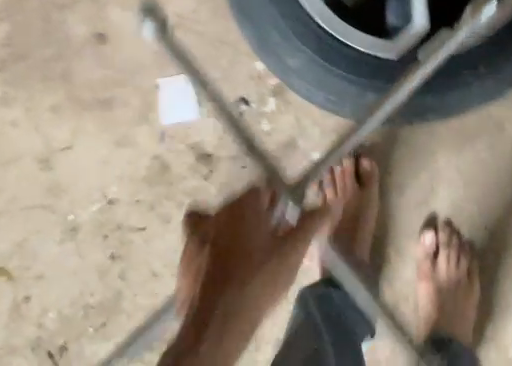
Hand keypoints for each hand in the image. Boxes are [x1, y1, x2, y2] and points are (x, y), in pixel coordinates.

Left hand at [162, 186, 331, 365]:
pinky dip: (207, 246)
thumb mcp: (293, 252)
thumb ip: (311, 223)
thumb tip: (327, 203)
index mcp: (245, 204)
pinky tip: (218, 264)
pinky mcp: (184, 257)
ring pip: (217, 219)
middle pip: (241, 204)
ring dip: (228, 228)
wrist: (217, 322)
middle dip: (254, 216)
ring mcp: (197, 234)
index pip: (264, 189)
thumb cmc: (259, 280)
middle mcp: (219, 211)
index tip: (284, 222)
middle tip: (268, 240)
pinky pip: (197, 241)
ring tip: (242, 252)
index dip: (277, 204)